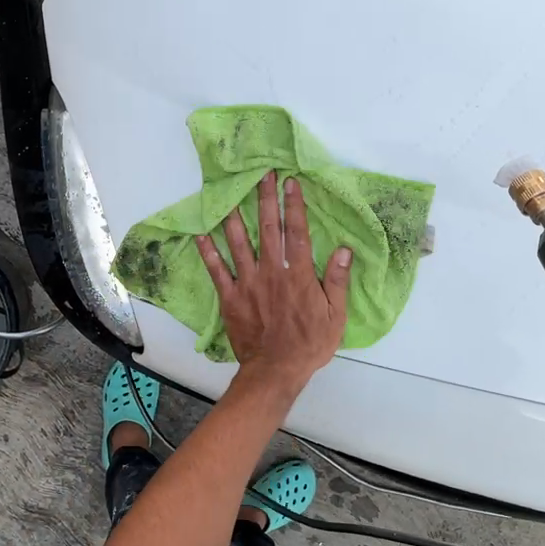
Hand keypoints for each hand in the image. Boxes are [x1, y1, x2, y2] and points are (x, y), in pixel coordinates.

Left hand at [195, 174, 351, 392]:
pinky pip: (217, 271)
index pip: (296, 232)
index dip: (293, 206)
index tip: (290, 183)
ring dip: (235, 217)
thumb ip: (337, 281)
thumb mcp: (335, 316)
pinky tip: (201, 234)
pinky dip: (208, 252)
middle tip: (262, 175)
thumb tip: (343, 250)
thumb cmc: (309, 345)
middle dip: (264, 200)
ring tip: (230, 194)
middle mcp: (271, 272)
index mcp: (299, 275)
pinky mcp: (230, 298)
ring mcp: (248, 284)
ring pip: (239, 244)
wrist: (275, 370)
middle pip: (267, 229)